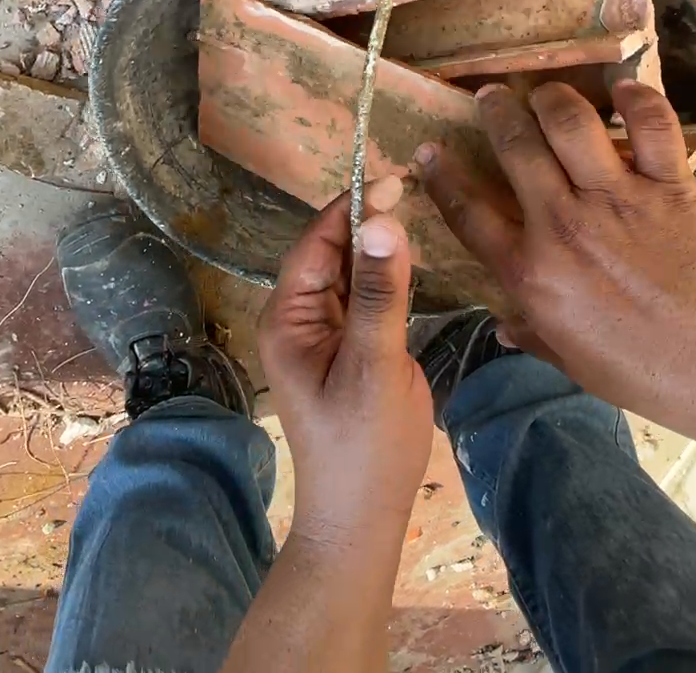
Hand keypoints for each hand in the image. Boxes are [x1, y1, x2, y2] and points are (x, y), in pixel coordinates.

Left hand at [258, 178, 433, 548]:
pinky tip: (404, 259)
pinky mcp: (345, 346)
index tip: (394, 180)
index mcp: (287, 318)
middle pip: (327, 252)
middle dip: (362, 221)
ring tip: (409, 211)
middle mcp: (296, 317)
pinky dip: (380, 274)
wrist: (361, 514)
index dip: (351, 209)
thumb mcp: (374, 365)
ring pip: (343, 272)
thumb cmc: (363, 445)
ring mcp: (320, 333)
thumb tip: (382, 220)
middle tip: (408, 189)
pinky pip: (358, 296)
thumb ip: (377, 293)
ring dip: (372, 244)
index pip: (314, 244)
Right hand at [417, 80, 695, 420]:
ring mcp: (616, 200)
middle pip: (515, 149)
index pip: (468, 213)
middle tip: (491, 95)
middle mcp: (562, 225)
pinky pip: (651, 127)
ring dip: (551, 98)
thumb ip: (533, 335)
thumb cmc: (644, 372)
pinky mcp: (669, 186)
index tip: (430, 149)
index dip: (443, 176)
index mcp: (530, 272)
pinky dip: (636, 100)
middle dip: (496, 112)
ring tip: (545, 92)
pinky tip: (623, 89)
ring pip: (570, 124)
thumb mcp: (573, 361)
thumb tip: (503, 328)